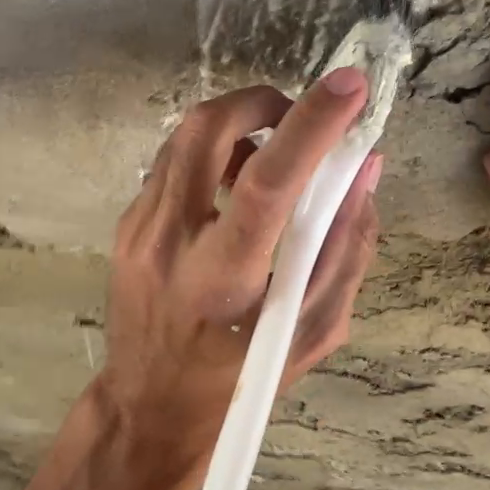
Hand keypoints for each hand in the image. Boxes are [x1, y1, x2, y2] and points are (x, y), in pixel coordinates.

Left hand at [98, 68, 383, 446]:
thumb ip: (345, 248)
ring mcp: (138, 225)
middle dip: (260, 103)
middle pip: (206, 130)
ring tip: (267, 162)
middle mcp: (170, 239)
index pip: (267, 182)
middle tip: (296, 120)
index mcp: (223, 276)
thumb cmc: (240, 378)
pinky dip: (209, 153)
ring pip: (184, 135)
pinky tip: (230, 190)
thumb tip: (364, 168)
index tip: (351, 86)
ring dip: (235, 126)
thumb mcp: (313, 331)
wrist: (148, 404)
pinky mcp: (126, 220)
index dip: (311, 126)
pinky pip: (171, 159)